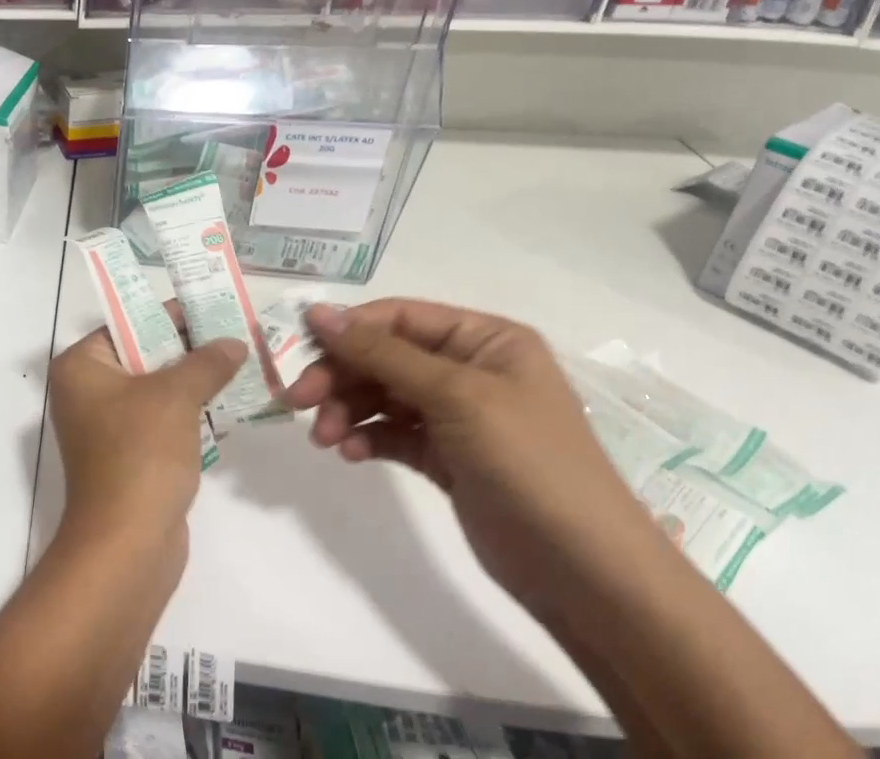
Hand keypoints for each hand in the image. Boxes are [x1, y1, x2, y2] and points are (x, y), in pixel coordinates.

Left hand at [48, 307, 245, 544]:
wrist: (127, 541)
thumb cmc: (140, 452)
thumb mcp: (176, 396)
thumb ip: (205, 363)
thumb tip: (232, 342)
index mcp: (80, 366)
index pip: (127, 324)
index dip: (170, 315)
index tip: (214, 309)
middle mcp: (84, 391)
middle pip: (143, 356)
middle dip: (189, 350)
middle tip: (237, 337)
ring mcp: (103, 427)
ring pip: (155, 391)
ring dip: (195, 383)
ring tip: (244, 368)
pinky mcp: (126, 457)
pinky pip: (161, 423)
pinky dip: (190, 415)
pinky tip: (230, 409)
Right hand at [285, 299, 653, 608]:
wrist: (583, 568)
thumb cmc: (528, 462)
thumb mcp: (454, 395)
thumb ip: (381, 353)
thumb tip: (316, 312)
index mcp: (486, 340)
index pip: (398, 317)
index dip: (347, 331)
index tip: (297, 352)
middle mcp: (471, 370)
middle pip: (382, 357)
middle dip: (339, 377)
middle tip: (297, 403)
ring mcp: (458, 416)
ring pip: (380, 396)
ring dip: (346, 411)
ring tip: (325, 440)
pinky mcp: (445, 457)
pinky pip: (390, 433)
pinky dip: (366, 438)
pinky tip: (351, 454)